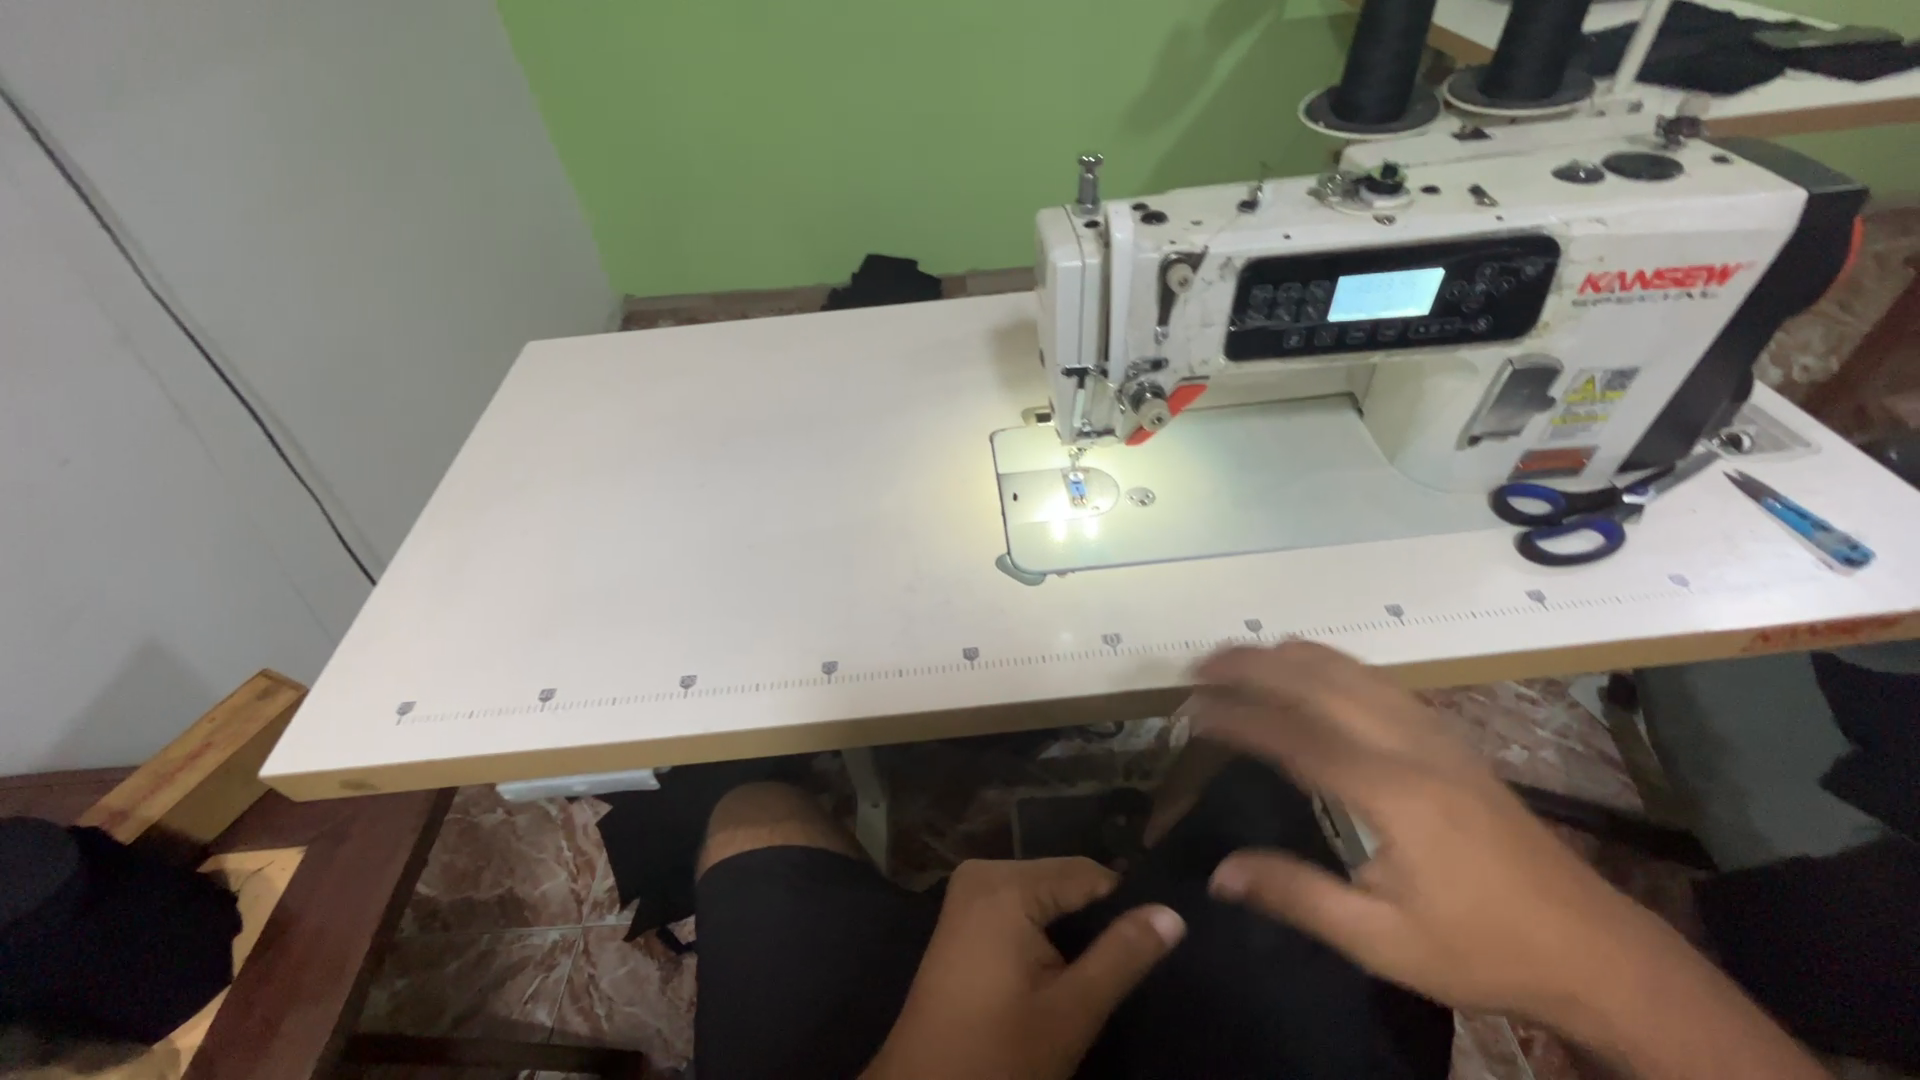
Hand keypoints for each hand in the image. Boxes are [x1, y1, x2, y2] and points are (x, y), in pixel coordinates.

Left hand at [861, 857, 1184, 1079]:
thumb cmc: (999, 1054)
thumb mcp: (1072, 1010)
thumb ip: (1123, 955)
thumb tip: (1172, 911)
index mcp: (1006, 884)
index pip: (1090, 874)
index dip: (1122, 911)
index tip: (1141, 952)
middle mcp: (983, 871)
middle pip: (1065, 879)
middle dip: (1092, 919)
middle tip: (1106, 972)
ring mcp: (968, 890)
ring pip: (1045, 891)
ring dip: (1069, 927)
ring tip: (1081, 974)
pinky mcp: (963, 911)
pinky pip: (1020, 902)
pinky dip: (1042, 928)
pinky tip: (1051, 968)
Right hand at [1191, 642, 1668, 1027]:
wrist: (1594, 951)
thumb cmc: (1482, 951)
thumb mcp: (1382, 940)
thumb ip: (1297, 896)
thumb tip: (1220, 872)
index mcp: (1393, 795)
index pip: (1296, 736)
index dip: (1238, 716)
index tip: (1191, 708)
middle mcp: (1413, 748)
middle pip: (1322, 683)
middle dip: (1256, 666)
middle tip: (1201, 665)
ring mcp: (1438, 737)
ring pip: (1354, 672)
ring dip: (1292, 657)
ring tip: (1242, 656)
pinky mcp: (1453, 742)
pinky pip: (1381, 682)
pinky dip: (1333, 665)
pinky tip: (1313, 672)